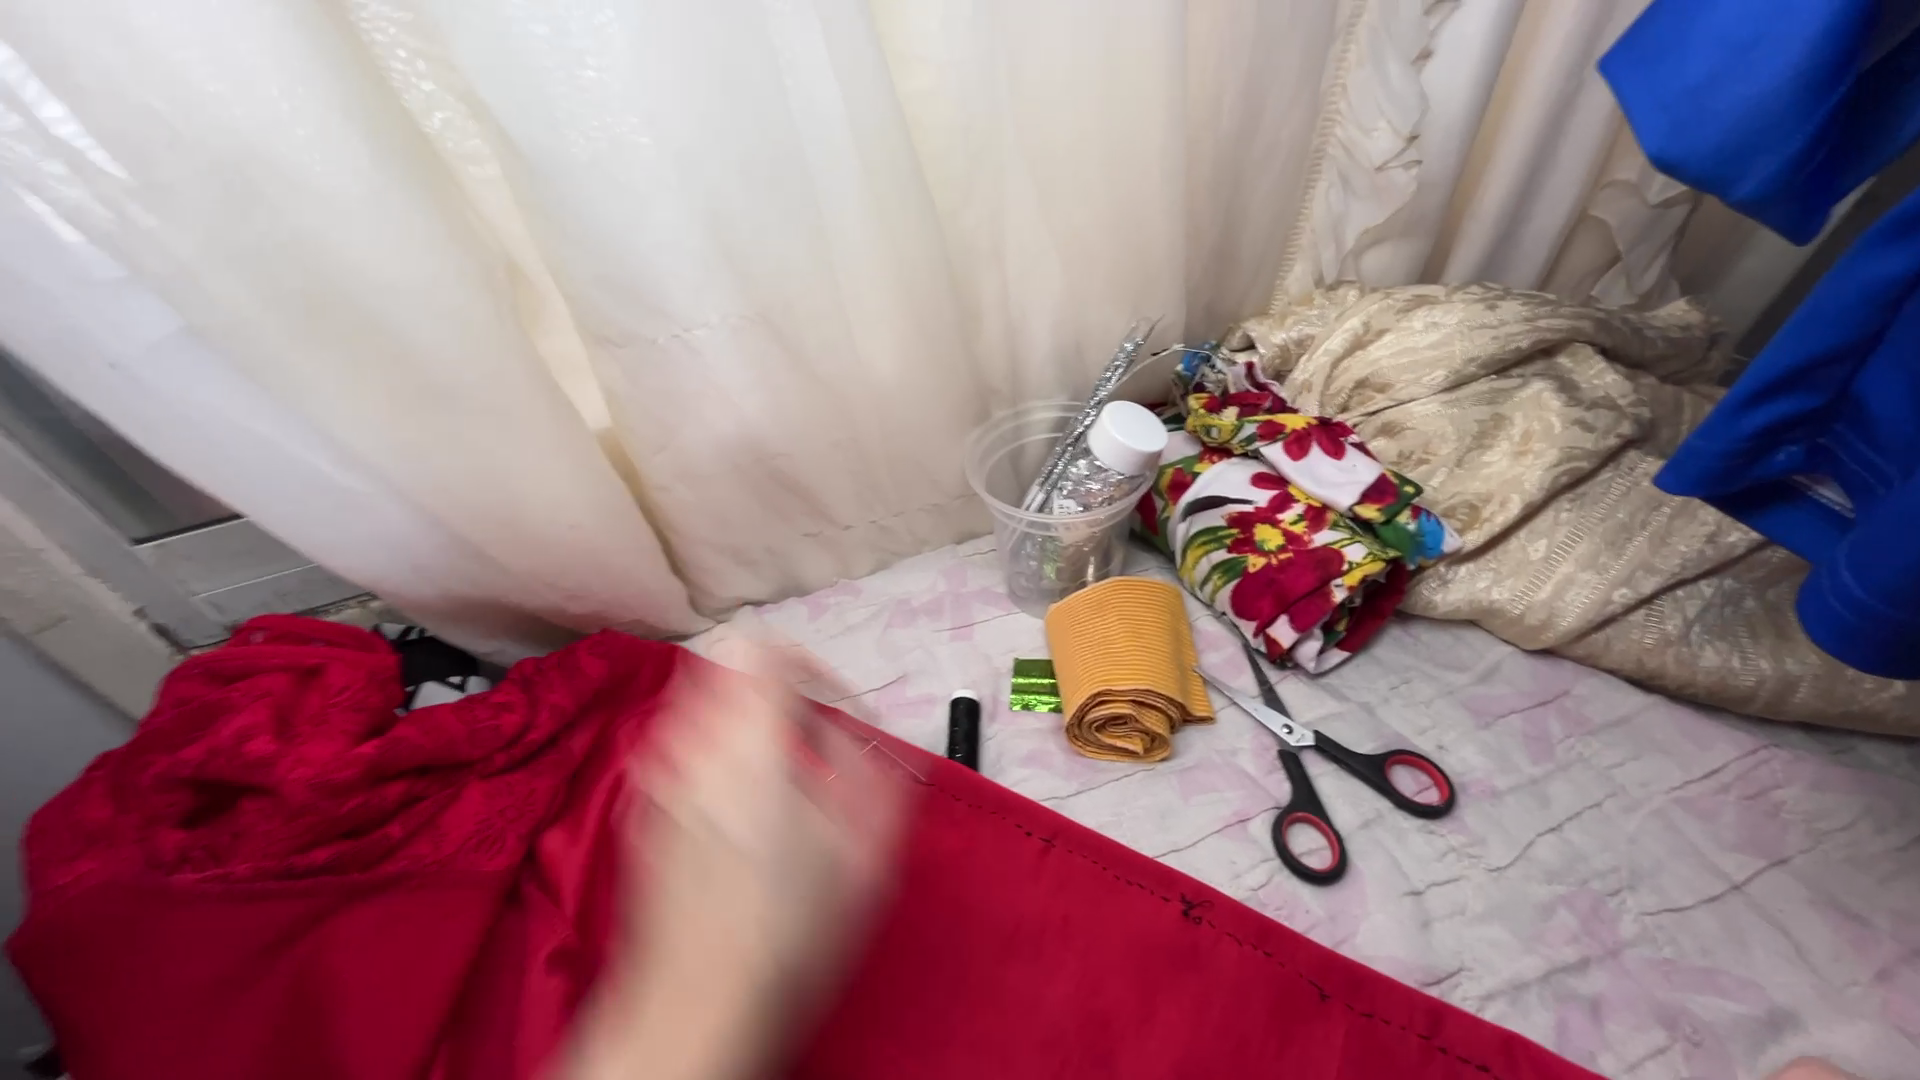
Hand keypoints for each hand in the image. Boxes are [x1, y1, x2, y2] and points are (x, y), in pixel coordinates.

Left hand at [562, 642, 905, 1079]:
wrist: (694, 1001)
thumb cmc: (788, 929)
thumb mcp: (865, 849)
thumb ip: (871, 767)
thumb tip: (850, 731)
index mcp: (749, 744)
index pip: (763, 646)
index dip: (808, 662)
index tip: (832, 703)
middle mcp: (692, 744)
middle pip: (732, 669)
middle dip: (779, 696)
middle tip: (811, 744)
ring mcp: (659, 773)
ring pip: (706, 704)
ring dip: (750, 722)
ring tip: (782, 776)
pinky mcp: (643, 802)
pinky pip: (686, 744)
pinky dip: (721, 751)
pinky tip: (744, 808)